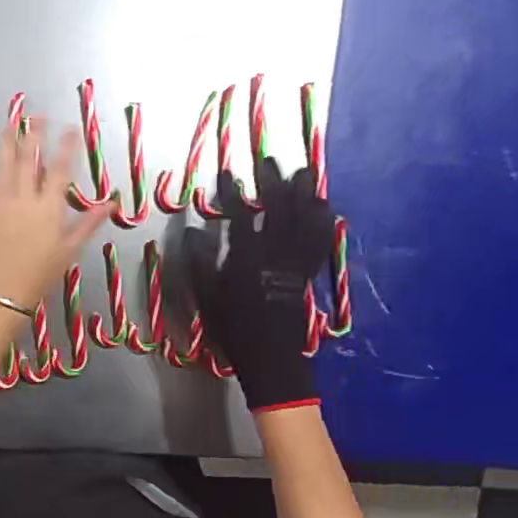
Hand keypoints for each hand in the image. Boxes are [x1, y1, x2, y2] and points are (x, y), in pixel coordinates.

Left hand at [0, 116, 112, 309]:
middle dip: (34, 134)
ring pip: (3, 166)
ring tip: (9, 123)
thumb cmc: (42, 273)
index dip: (67, 146)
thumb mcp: (70, 249)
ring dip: (6, 142)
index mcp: (49, 208)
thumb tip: (112, 204)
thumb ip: (89, 223)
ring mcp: (1, 204)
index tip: (70, 128)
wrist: (5, 293)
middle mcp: (25, 199)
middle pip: (30, 160)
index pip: (61, 169)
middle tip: (37, 115)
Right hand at [180, 155, 336, 410]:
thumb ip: (200, 263)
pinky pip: (320, 240)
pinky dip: (323, 221)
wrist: (270, 356)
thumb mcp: (206, 299)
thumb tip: (194, 231)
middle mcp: (276, 254)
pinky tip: (324, 207)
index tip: (226, 174)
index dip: (233, 193)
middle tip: (268, 161)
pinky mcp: (308, 271)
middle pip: (279, 208)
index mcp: (247, 259)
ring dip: (306, 193)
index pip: (241, 215)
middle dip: (274, 181)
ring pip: (306, 220)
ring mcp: (296, 261)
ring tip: (305, 172)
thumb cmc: (233, 329)